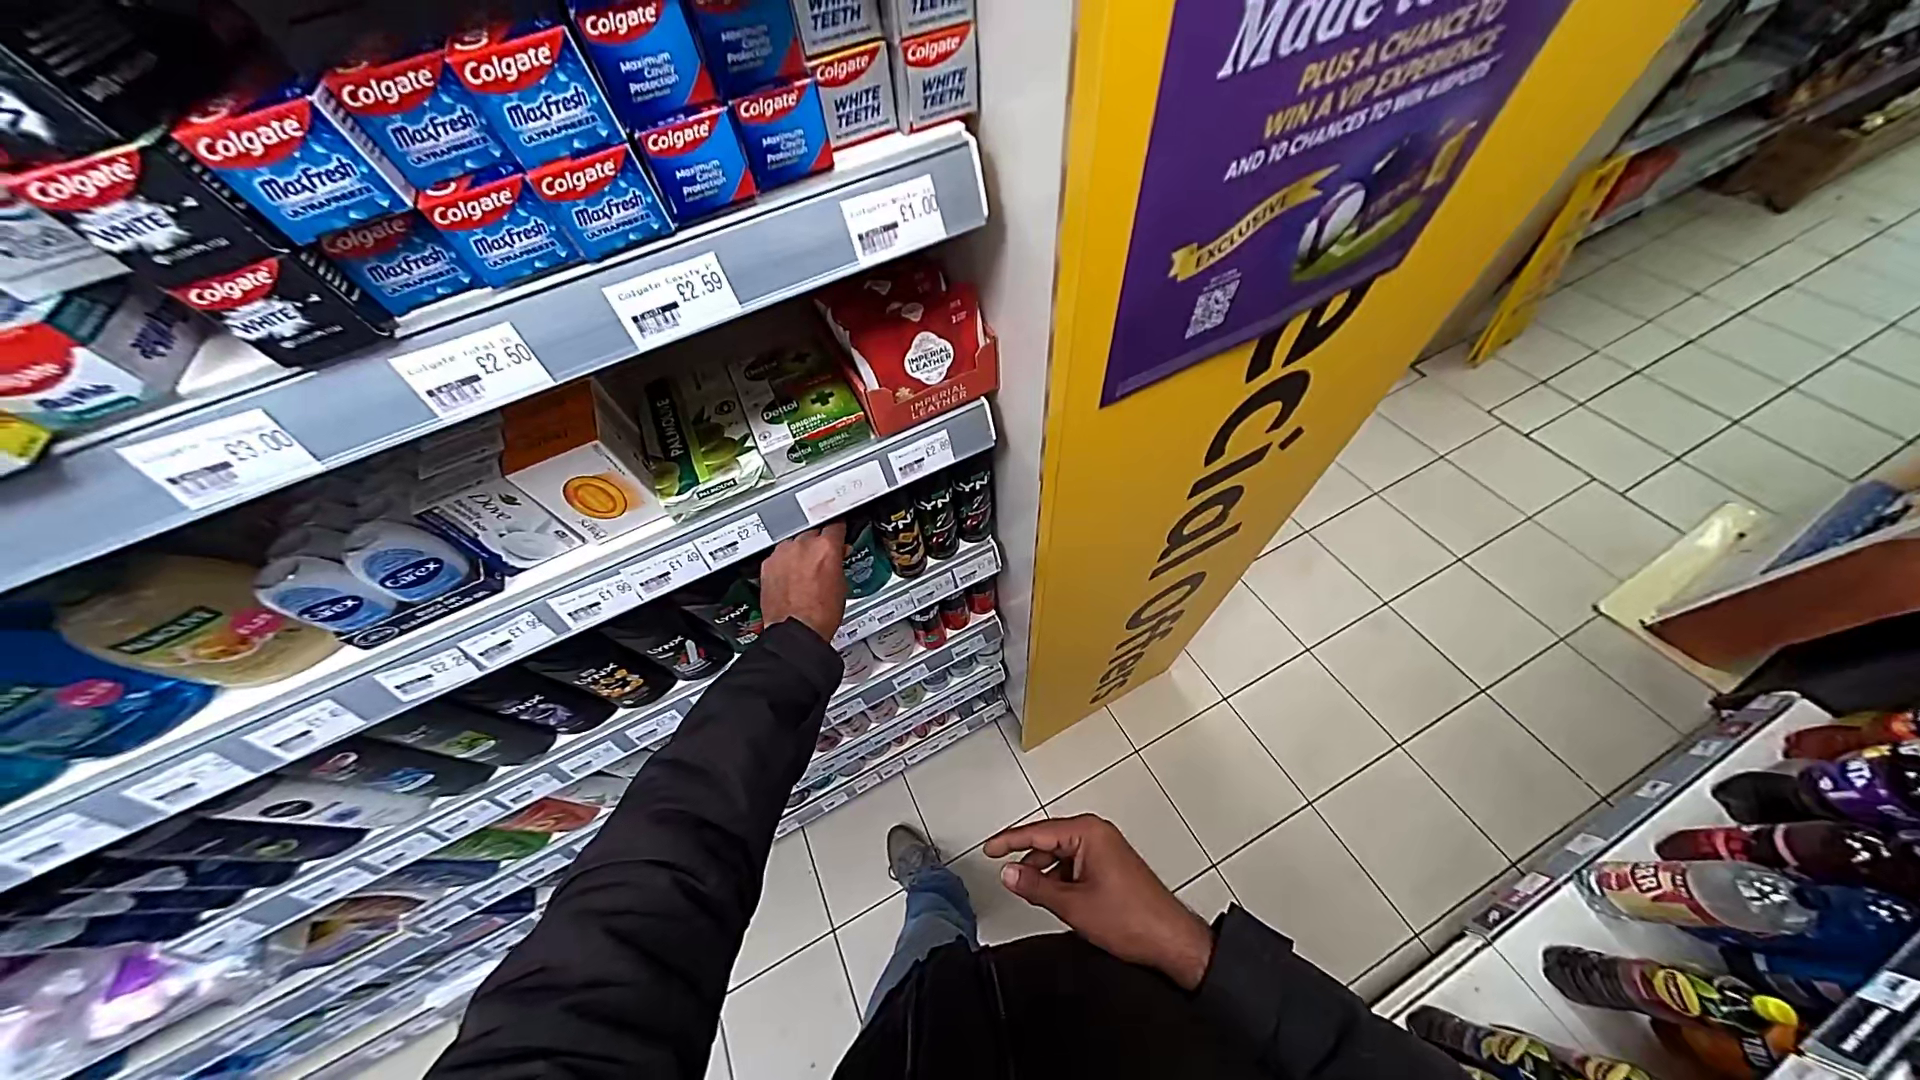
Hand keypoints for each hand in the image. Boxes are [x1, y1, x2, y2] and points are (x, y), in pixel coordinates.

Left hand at [759, 522, 847, 641]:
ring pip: (794, 542)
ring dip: (800, 550)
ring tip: (805, 568)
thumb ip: (838, 562)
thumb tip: (837, 555)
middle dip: (818, 541)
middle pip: (813, 531)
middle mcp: (802, 545)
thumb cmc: (820, 614)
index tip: (838, 531)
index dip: (838, 529)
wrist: (796, 631)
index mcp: (826, 547)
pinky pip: (779, 555)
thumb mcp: (842, 584)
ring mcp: (783, 554)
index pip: (835, 525)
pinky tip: (791, 576)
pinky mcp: (768, 564)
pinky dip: (785, 561)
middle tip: (822, 556)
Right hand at [984, 814, 1214, 990]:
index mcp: (1088, 832)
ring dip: (1044, 871)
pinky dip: (1059, 878)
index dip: (1009, 841)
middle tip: (1004, 871)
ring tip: (1029, 891)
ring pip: (1060, 853)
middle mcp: (1097, 833)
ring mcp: (1104, 847)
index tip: (990, 847)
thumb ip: (1035, 886)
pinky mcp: (1109, 863)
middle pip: (1048, 840)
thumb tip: (1009, 873)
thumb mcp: (1073, 904)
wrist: (1171, 941)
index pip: (1038, 831)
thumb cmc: (1135, 919)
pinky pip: (1074, 863)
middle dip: (1027, 858)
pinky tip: (1053, 896)